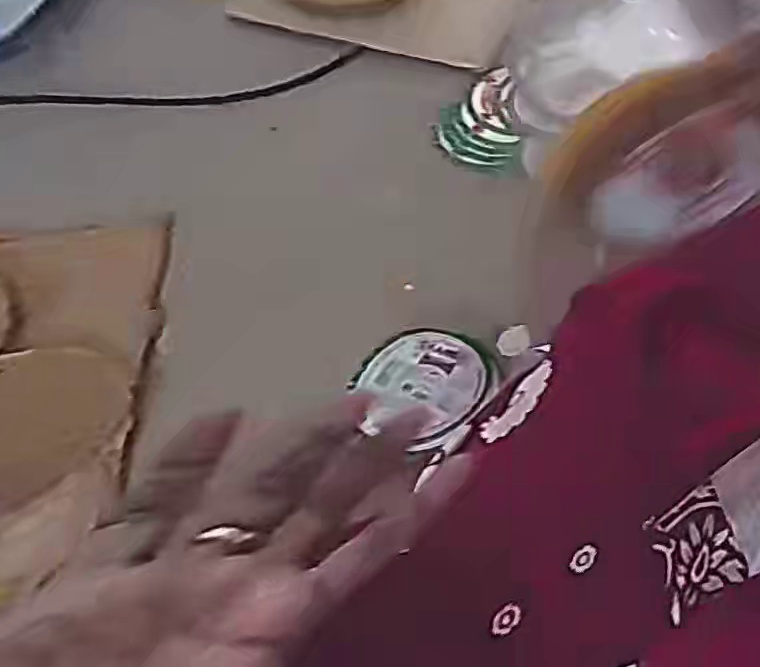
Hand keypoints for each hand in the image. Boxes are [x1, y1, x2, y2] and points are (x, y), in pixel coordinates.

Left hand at [0, 398, 466, 666]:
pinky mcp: (290, 619)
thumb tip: (154, 465)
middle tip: (370, 398)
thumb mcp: (25, 630)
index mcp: (116, 581)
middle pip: (269, 493)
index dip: (190, 460)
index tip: (230, 412)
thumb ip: (99, 544)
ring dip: (371, 460)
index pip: (158, 506)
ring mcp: (251, 592)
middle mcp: (199, 575)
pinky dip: (409, 517)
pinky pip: (360, 559)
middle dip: (320, 441)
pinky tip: (448, 474)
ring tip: (411, 414)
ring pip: (323, 510)